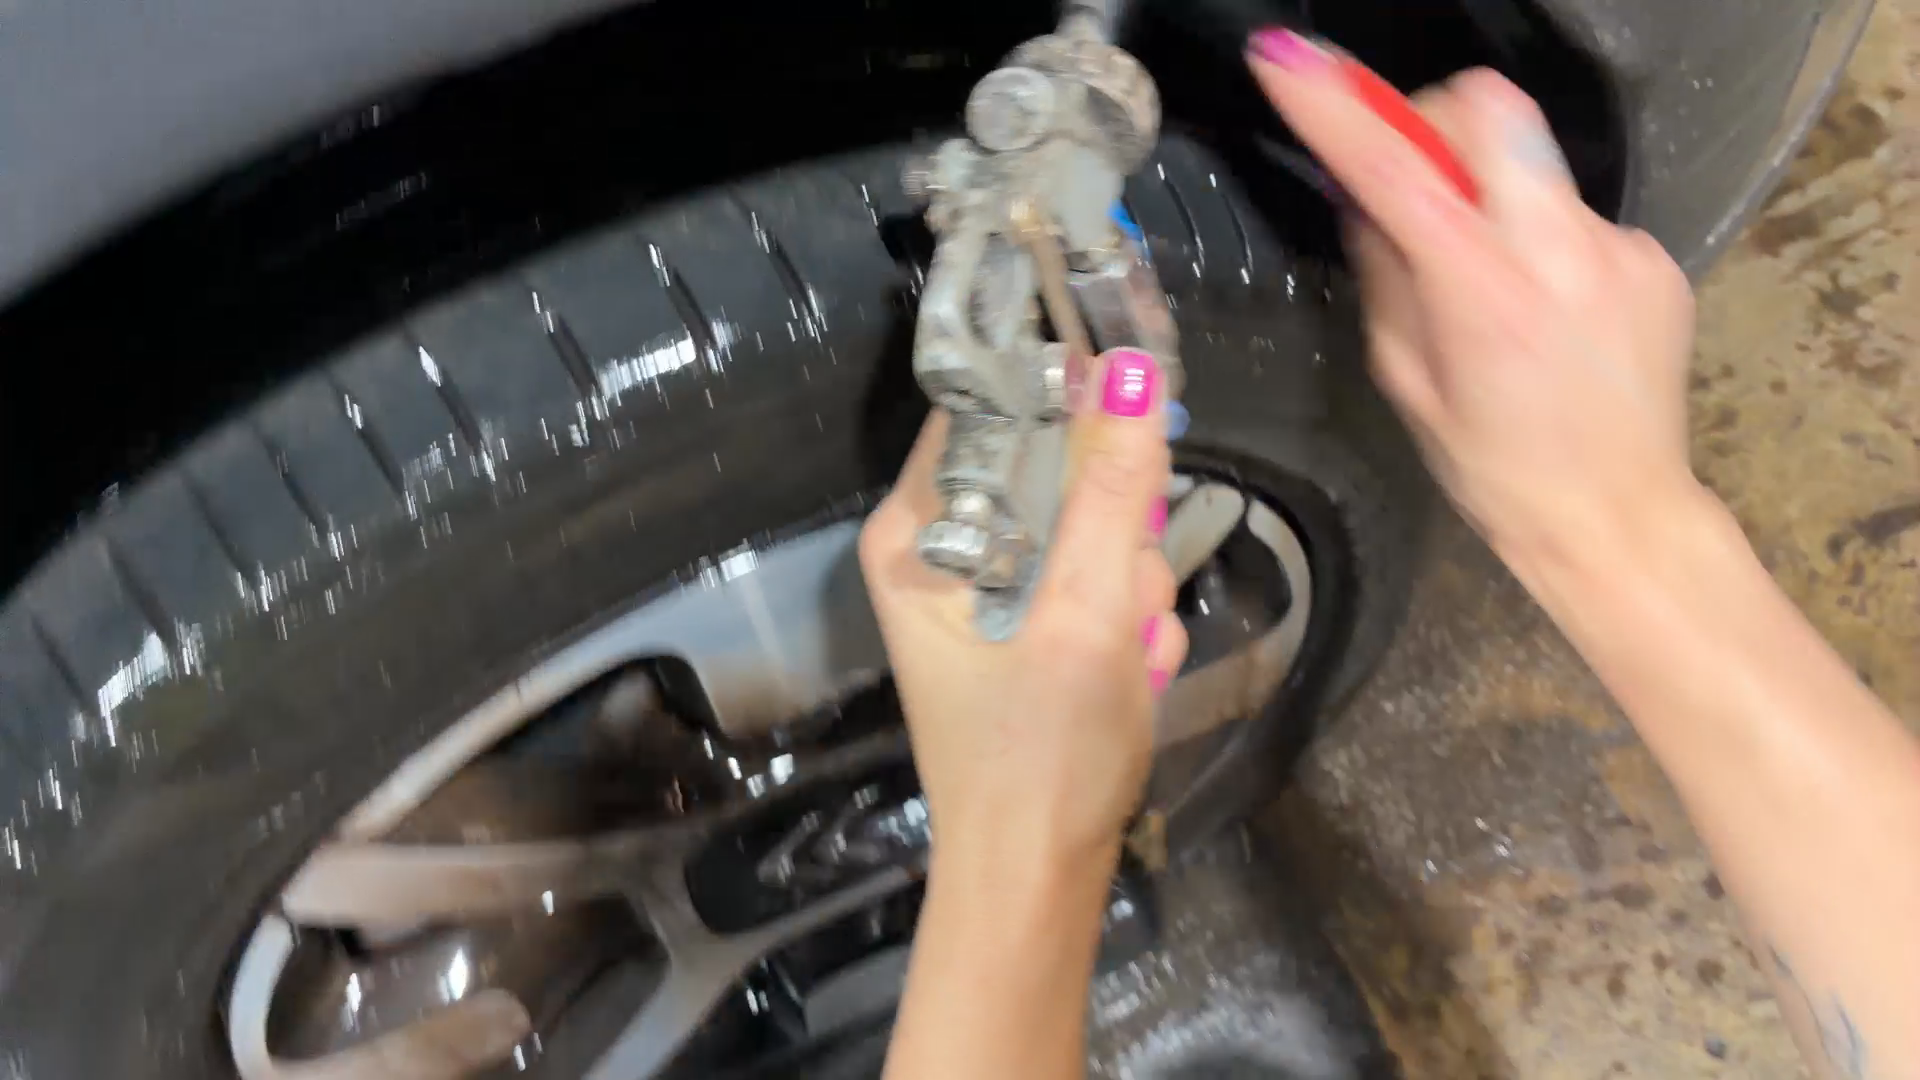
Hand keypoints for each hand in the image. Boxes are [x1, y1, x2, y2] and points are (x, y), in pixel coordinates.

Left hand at [858, 349, 1188, 869]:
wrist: (1039, 872)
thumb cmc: (1042, 752)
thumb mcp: (1084, 614)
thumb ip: (1109, 493)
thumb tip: (1130, 373)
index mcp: (914, 532)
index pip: (984, 414)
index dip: (1064, 411)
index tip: (1126, 447)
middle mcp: (937, 550)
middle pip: (1047, 473)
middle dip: (1109, 531)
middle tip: (1123, 598)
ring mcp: (983, 588)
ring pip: (1082, 528)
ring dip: (1124, 584)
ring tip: (1124, 652)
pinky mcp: (1021, 622)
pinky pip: (1087, 578)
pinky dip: (1119, 617)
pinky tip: (1126, 669)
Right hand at [1248, 34, 1702, 591]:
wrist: (1608, 508)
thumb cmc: (1489, 465)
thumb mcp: (1405, 380)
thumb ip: (1388, 282)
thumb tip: (1370, 210)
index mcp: (1482, 296)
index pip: (1394, 172)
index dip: (1335, 111)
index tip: (1292, 68)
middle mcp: (1561, 252)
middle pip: (1489, 110)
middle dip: (1427, 118)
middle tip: (1396, 175)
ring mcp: (1617, 246)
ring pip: (1528, 158)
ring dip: (1474, 186)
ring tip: (1462, 269)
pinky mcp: (1648, 254)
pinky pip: (1565, 210)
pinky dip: (1522, 231)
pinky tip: (1519, 299)